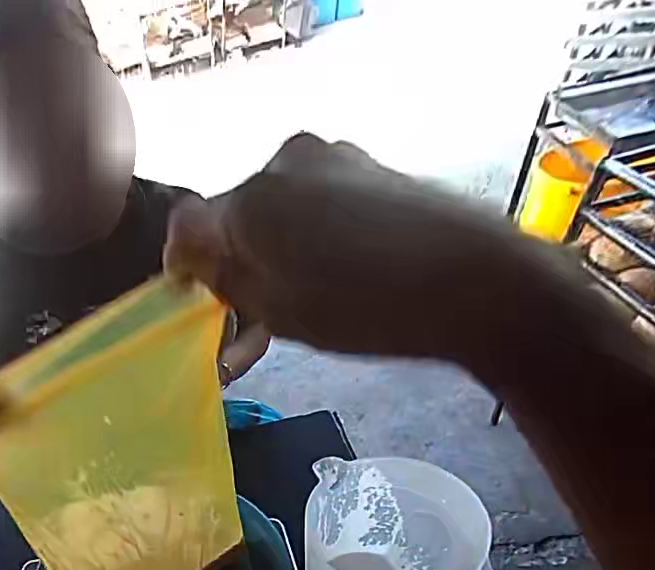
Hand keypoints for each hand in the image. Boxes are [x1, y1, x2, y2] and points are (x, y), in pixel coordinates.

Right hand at [165, 134, 585, 364]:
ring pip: (275, 215)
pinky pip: (313, 207)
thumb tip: (189, 257)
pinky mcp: (368, 168)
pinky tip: (327, 279)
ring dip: (270, 261)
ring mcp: (331, 160)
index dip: (182, 268)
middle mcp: (284, 164)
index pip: (187, 226)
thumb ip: (223, 278)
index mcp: (251, 200)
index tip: (191, 303)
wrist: (472, 281)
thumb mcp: (276, 309)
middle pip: (234, 220)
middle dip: (232, 271)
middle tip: (246, 324)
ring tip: (290, 310)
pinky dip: (305, 244)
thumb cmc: (362, 308)